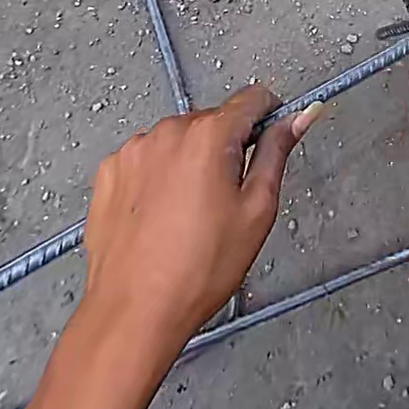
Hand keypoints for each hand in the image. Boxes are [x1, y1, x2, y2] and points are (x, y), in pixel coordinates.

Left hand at [82, 85, 322, 342]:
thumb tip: (299, 116)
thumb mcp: (257, 210)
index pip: (252, 98)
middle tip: (228, 198)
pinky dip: (159, 175)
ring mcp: (133, 149)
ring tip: (190, 213)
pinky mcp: (110, 170)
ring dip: (191, 160)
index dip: (269, 116)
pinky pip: (147, 158)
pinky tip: (160, 215)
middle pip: (213, 121)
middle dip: (227, 147)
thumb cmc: (200, 267)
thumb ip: (277, 153)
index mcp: (208, 135)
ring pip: (179, 140)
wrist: (133, 310)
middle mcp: (167, 131)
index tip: (271, 140)